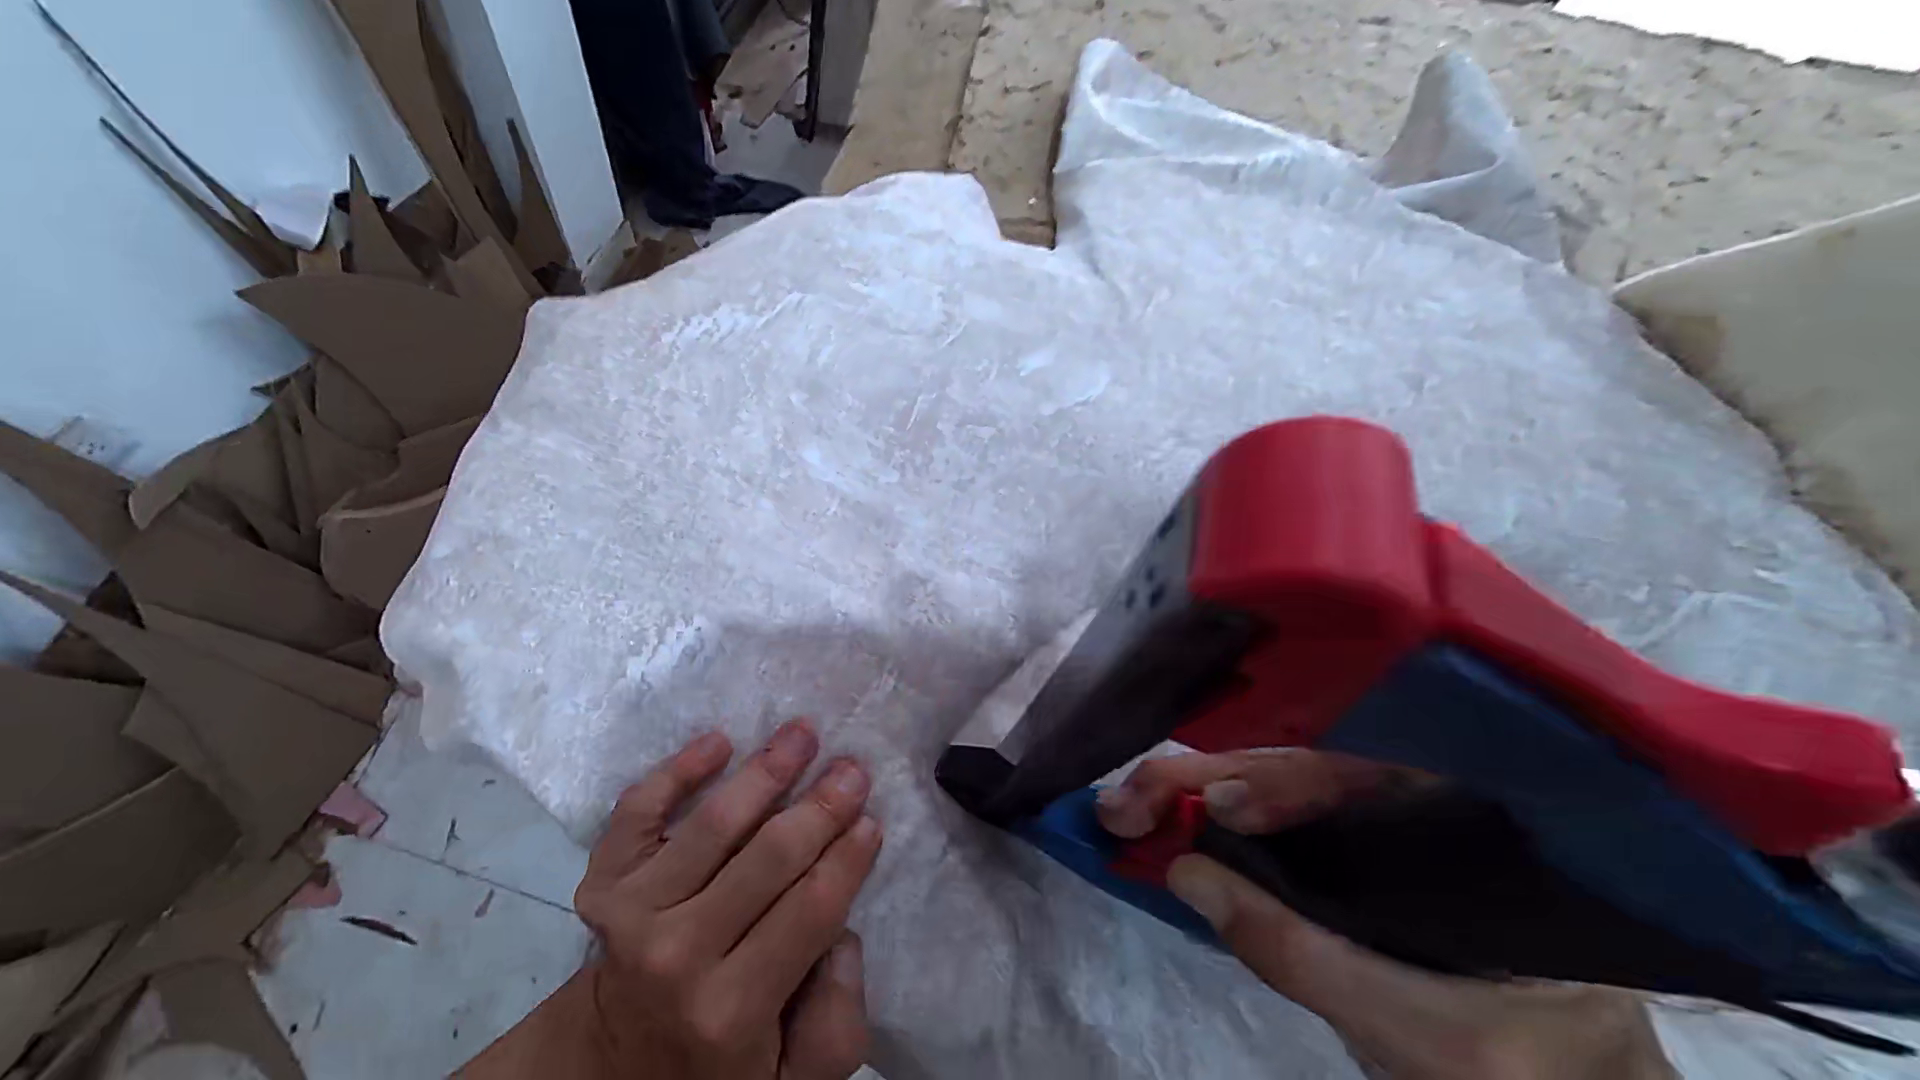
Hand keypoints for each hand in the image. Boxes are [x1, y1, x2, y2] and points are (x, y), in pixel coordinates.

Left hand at [462, 721, 881, 1079]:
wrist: (613, 1061)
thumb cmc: (716, 1057)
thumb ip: (836, 1024)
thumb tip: (843, 935)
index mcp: (731, 1010)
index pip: (810, 910)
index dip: (849, 858)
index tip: (873, 819)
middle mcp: (677, 957)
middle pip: (767, 859)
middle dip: (821, 806)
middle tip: (853, 769)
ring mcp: (633, 915)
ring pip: (711, 825)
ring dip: (764, 771)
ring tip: (802, 733)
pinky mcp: (603, 884)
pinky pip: (636, 815)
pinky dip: (674, 772)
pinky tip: (717, 741)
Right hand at [1098, 750, 1675, 1079]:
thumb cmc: (1530, 1075)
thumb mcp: (1428, 1033)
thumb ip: (1306, 956)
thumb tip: (1184, 872)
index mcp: (1461, 821)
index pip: (1357, 774)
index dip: (1276, 780)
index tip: (1214, 806)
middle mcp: (1406, 807)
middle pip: (1290, 773)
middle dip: (1201, 782)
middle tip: (1121, 803)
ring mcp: (1362, 836)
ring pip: (1265, 797)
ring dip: (1189, 801)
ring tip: (1124, 812)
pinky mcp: (1331, 868)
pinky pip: (1262, 838)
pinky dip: (1205, 835)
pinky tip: (1162, 835)